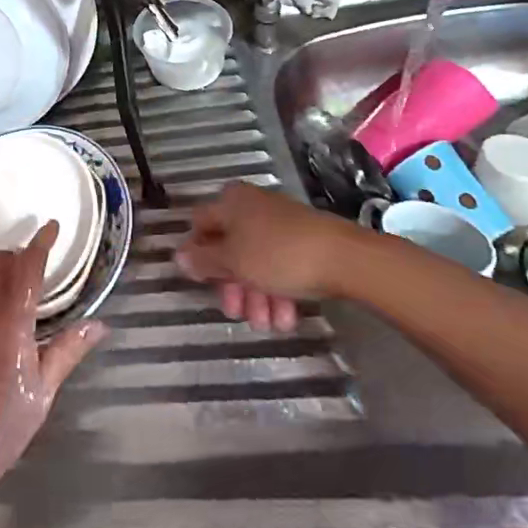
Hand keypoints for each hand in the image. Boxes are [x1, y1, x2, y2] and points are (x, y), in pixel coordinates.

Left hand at [0, 222, 107, 493]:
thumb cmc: (4, 424)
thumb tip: (100, 324)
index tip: (51, 226)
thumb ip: (68, 350)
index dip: (41, 243)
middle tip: (37, 263)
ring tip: (10, 266)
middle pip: (2, 263)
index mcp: (13, 321)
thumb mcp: (43, 390)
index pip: (29, 268)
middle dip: (21, 255)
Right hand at [174, 181, 366, 330]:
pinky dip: (279, 290)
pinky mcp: (307, 241)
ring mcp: (282, 223)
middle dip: (233, 286)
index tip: (202, 282)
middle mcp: (253, 206)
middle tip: (238, 313)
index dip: (197, 254)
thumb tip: (179, 256)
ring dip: (257, 295)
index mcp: (230, 202)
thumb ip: (203, 260)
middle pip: (230, 248)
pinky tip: (286, 318)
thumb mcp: (232, 262)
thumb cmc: (278, 255)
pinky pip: (282, 264)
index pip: (200, 225)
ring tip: (269, 325)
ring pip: (257, 260)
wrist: (348, 259)